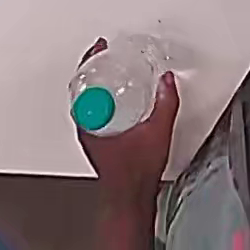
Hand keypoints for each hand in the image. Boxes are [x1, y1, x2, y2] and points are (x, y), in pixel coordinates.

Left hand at [75, 39, 178, 207]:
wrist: (130, 202)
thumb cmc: (136, 175)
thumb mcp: (157, 132)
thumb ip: (166, 103)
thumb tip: (167, 81)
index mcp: (92, 124)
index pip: (82, 85)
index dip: (88, 62)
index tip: (97, 48)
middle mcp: (87, 130)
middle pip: (82, 91)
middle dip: (92, 70)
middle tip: (102, 54)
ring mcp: (91, 137)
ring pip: (87, 104)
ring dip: (96, 85)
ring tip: (108, 70)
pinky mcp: (99, 144)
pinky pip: (94, 115)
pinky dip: (102, 100)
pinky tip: (116, 99)